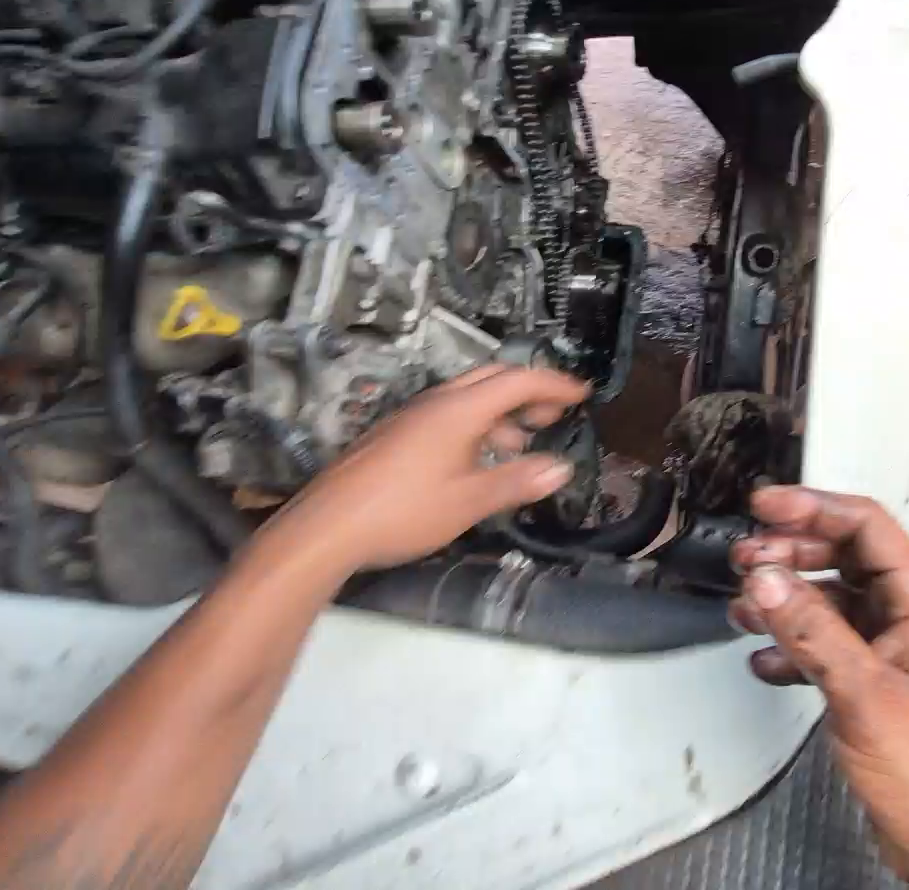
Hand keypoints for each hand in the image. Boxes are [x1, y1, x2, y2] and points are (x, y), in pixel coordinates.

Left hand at [264, 366, 587, 571]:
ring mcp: (412, 417)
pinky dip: (477, 426)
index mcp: (459, 410)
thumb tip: (560, 468)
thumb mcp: (470, 501)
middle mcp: (436, 403)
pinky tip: (477, 460)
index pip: (517, 381)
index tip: (581, 392)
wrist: (326, 528)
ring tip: (521, 444)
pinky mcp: (397, 435)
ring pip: (469, 398)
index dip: (554, 384)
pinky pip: (449, 415)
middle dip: (529, 392)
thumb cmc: (403, 511)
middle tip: (554, 413)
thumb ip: (517, 481)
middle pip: (492, 379)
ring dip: (502, 413)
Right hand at [728, 487, 908, 889]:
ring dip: (786, 599)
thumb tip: (767, 579)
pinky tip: (767, 660)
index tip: (764, 505)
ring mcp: (894, 645)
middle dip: (791, 552)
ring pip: (831, 597)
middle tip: (746, 559)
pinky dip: (794, 644)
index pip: (865, 525)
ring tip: (746, 605)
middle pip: (844, 555)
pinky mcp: (877, 677)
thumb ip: (811, 630)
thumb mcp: (865, 694)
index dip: (811, 506)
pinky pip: (828, 640)